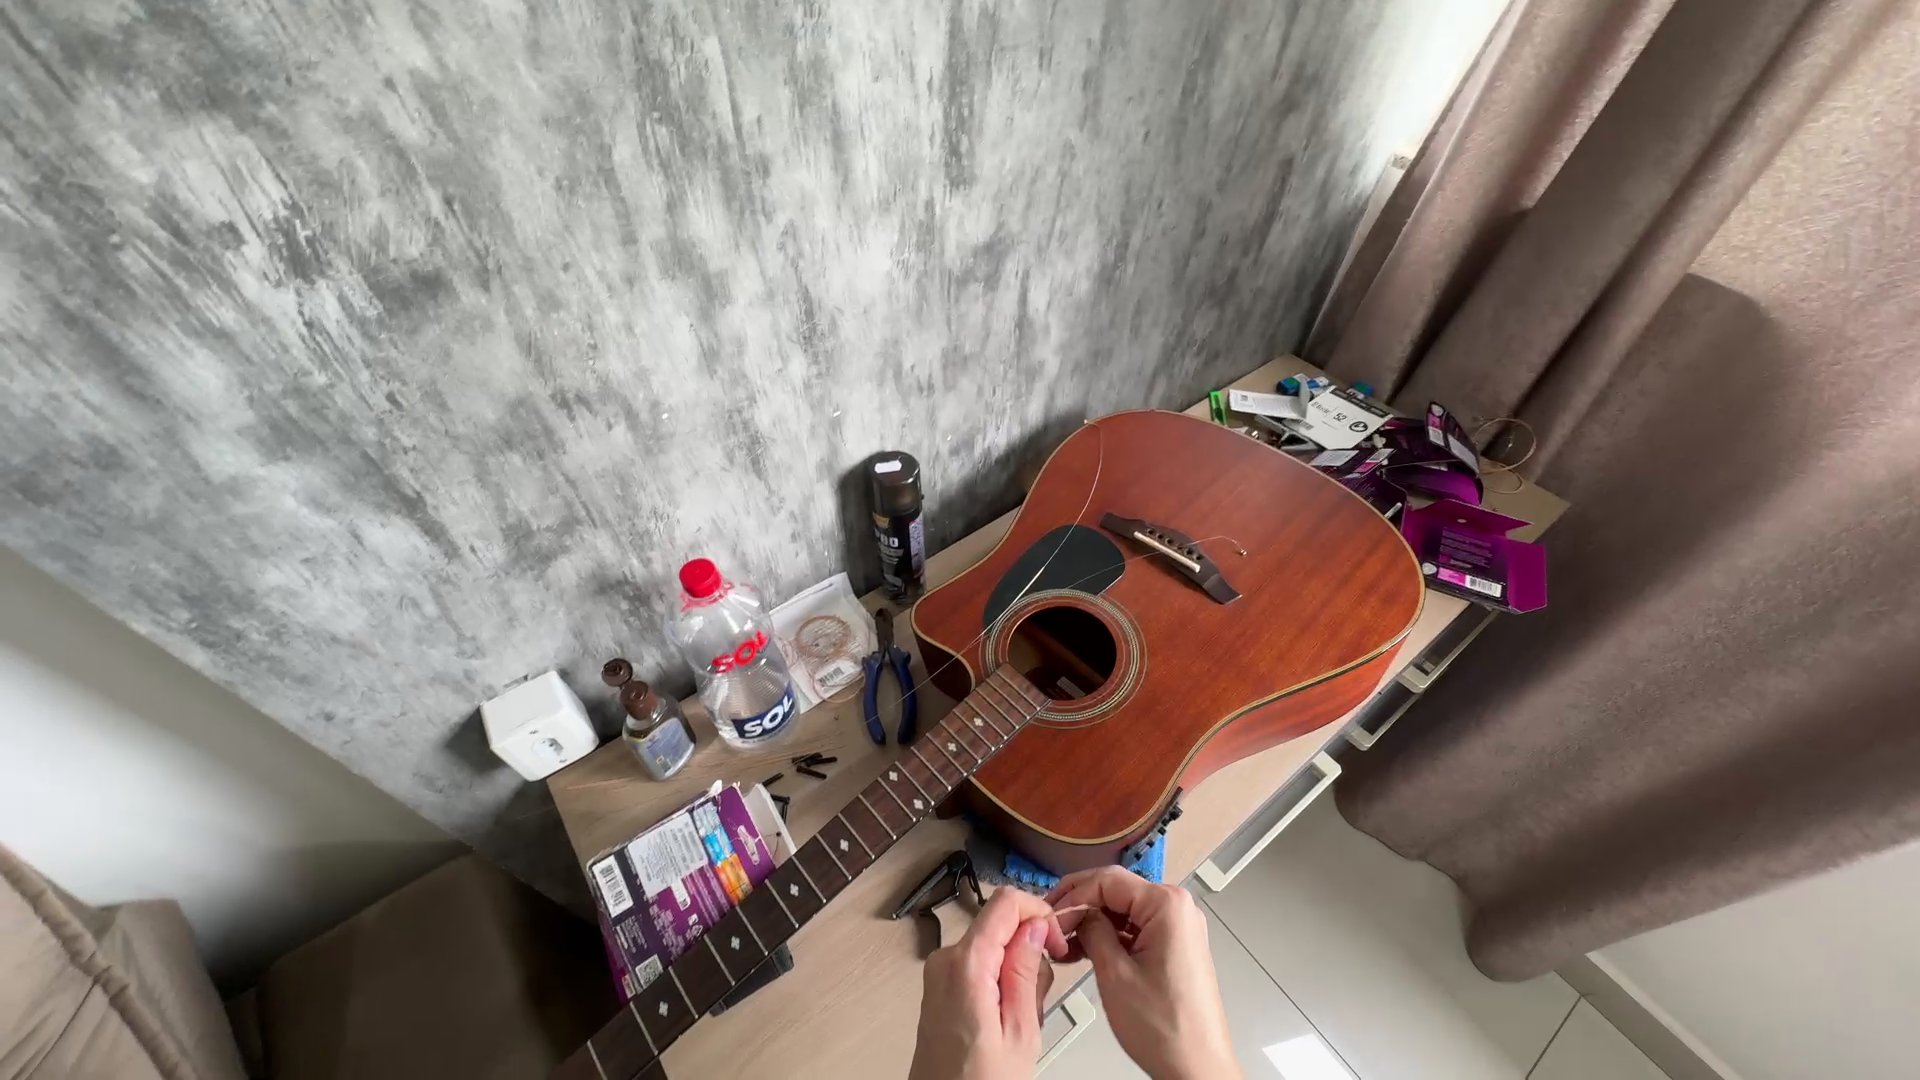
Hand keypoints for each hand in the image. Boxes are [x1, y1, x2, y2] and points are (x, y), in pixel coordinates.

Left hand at [909, 886, 1070, 1079]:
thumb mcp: (1020, 1033)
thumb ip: (1027, 972)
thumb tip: (1035, 926)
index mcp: (966, 965)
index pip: (1005, 902)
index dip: (1038, 911)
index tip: (1056, 939)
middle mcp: (946, 959)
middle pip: (1000, 922)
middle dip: (1029, 948)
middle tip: (1042, 994)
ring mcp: (939, 971)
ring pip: (993, 943)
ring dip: (1016, 968)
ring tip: (1022, 1016)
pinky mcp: (939, 984)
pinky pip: (979, 962)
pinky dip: (999, 978)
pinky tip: (1006, 1016)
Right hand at [1047, 867, 1238, 1079]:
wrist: (1198, 1072)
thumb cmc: (1161, 1026)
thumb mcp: (1114, 974)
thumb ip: (1091, 930)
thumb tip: (1075, 912)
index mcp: (1167, 904)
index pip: (1107, 880)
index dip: (1072, 895)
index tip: (1047, 915)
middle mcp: (1177, 906)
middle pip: (1116, 891)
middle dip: (1080, 907)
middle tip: (1050, 926)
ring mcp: (1178, 926)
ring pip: (1123, 910)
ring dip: (1092, 924)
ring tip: (1061, 944)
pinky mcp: (1175, 946)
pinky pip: (1135, 929)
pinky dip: (1110, 937)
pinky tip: (1083, 952)